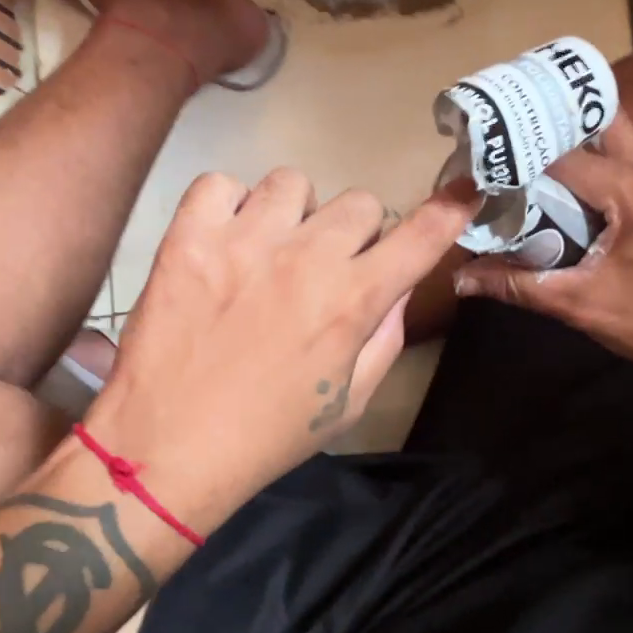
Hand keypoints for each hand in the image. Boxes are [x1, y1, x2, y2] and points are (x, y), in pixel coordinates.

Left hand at [86, 170, 478, 529]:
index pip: (420, 237)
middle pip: (360, 202)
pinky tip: (225, 241)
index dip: (450, 211)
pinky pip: (221, 183)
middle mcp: (307, 258)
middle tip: (328, 269)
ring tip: (270, 252)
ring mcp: (244, 241)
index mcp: (352, 301)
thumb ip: (385, 336)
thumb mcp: (351, 401)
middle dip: (355, 234)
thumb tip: (397, 286)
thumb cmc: (268, 434)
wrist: (166, 450)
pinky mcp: (188, 237)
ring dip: (295, 215)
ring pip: (294, 183)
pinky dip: (229, 205)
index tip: (466, 190)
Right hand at [453, 117, 632, 381]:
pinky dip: (601, 156)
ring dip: (580, 136)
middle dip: (558, 119)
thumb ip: (519, 285)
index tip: (484, 153)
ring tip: (533, 147)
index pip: (565, 154)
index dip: (522, 152)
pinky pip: (632, 157)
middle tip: (513, 129)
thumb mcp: (581, 303)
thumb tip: (461, 280)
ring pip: (620, 135)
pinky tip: (571, 181)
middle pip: (602, 120)